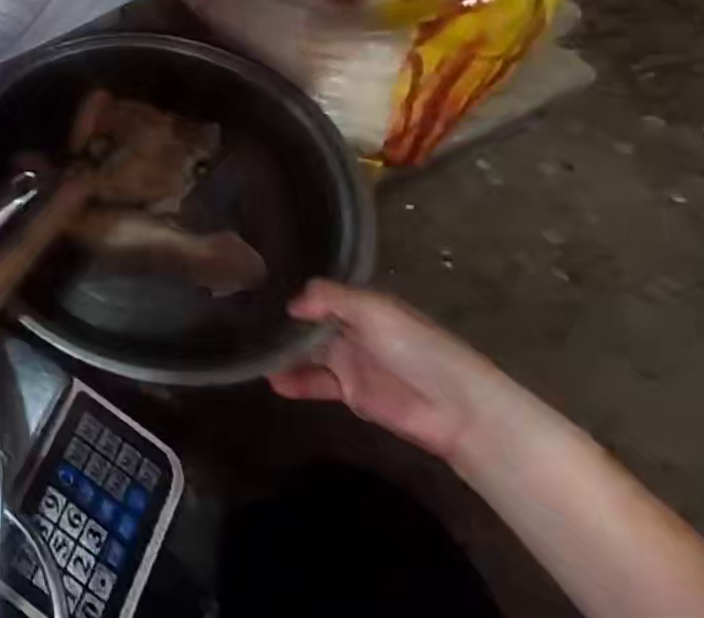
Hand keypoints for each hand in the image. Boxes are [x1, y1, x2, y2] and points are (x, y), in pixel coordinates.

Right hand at [269, 279, 513, 462]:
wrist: (458, 409)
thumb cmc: (416, 349)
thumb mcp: (373, 311)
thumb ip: (329, 298)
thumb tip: (290, 303)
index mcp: (362, 307)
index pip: (320, 297)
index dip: (294, 296)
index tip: (258, 295)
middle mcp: (353, 331)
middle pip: (309, 326)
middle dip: (283, 327)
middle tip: (246, 326)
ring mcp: (351, 362)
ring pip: (307, 354)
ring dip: (284, 356)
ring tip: (255, 357)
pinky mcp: (352, 394)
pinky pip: (316, 384)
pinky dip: (295, 383)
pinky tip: (274, 383)